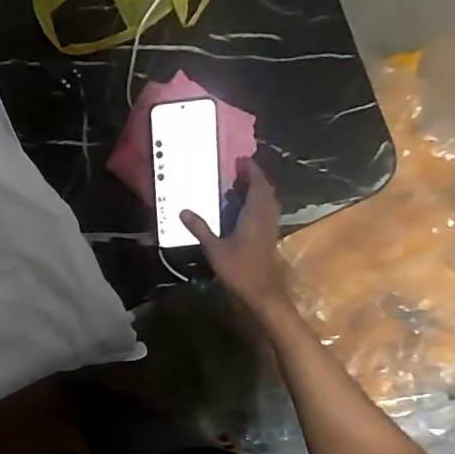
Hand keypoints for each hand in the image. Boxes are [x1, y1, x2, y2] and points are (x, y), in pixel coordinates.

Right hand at [182, 160, 286, 317]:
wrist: (262, 293)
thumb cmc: (239, 269)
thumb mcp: (214, 249)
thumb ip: (200, 228)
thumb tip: (183, 211)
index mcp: (254, 214)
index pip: (257, 184)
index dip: (251, 170)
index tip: (241, 160)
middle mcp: (266, 216)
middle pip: (266, 190)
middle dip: (255, 177)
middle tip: (239, 171)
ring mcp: (271, 227)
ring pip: (270, 201)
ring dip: (259, 190)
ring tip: (242, 187)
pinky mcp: (270, 237)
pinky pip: (268, 212)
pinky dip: (260, 204)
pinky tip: (247, 210)